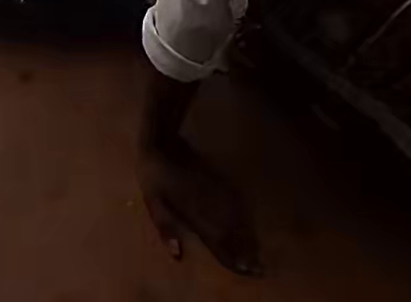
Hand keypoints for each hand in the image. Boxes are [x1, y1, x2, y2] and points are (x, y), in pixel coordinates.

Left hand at [138, 141, 263, 276]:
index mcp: (194, 213)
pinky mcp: (217, 177)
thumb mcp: (153, 201)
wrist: (162, 142)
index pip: (218, 241)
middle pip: (233, 232)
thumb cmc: (154, 175)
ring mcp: (215, 189)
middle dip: (246, 250)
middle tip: (258, 266)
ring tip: (257, 250)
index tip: (245, 269)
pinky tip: (247, 219)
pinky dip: (243, 212)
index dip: (231, 257)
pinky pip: (235, 198)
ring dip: (247, 233)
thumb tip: (177, 255)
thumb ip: (165, 228)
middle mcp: (209, 204)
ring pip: (237, 216)